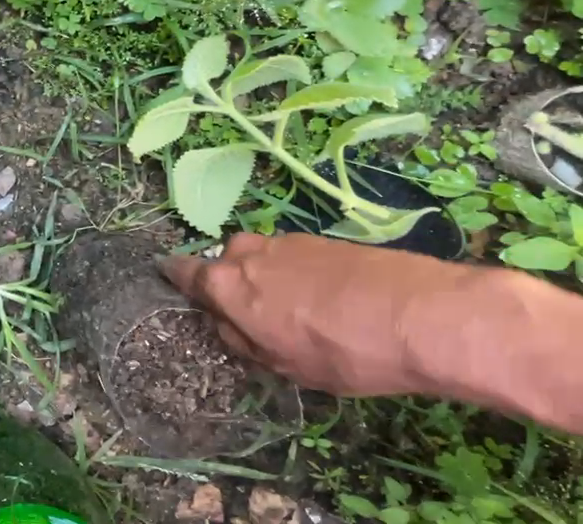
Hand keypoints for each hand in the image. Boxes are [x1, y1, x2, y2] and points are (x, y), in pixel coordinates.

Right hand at [162, 233, 494, 398]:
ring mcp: (284, 242)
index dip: (178, 281)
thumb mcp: (286, 366)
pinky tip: (339, 301)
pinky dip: (306, 276)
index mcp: (222, 282)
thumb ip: (244, 341)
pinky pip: (297, 259)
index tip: (186, 292)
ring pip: (263, 260)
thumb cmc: (344, 351)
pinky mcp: (323, 240)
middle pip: (225, 265)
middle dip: (236, 284)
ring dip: (273, 279)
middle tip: (264, 316)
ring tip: (309, 311)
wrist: (426, 316)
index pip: (179, 271)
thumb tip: (229, 324)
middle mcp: (243, 252)